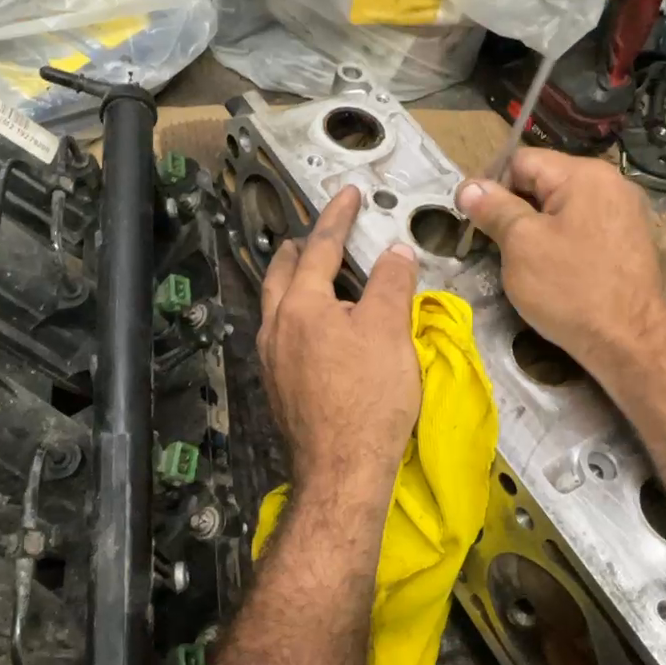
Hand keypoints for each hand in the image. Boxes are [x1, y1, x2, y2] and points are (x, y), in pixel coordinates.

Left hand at [258, 188, 420, 511]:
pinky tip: (312, 329)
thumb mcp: (389, 331)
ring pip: (276, 305)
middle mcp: (276, 327)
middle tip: (315, 235)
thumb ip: (390, 284)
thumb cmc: (368, 398)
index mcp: (301, 306)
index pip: (321, 248)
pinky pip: (280, 334)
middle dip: (299, 249)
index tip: (346, 194)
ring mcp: (271, 360)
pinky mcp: (277, 387)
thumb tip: (394, 252)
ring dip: (292, 282)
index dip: (337, 217)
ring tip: (311, 274)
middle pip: (282, 274)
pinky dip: (294, 314)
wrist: (341, 470)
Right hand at [456, 148, 665, 363]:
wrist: (628, 340)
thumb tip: (468, 187)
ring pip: (561, 206)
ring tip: (521, 260)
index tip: (476, 220)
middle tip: (494, 243)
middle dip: (514, 207)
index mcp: (584, 174)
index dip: (491, 186)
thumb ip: (493, 208)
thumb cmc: (569, 288)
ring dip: (535, 226)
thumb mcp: (520, 244)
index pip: (522, 160)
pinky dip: (559, 240)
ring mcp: (624, 212)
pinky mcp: (627, 240)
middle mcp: (610, 183)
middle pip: (543, 181)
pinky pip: (581, 226)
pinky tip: (551, 268)